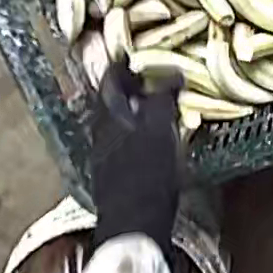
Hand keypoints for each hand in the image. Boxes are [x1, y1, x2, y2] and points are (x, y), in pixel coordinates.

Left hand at [89, 59, 182, 248]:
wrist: (134, 223)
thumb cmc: (147, 172)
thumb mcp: (160, 127)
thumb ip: (162, 98)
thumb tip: (172, 72)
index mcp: (108, 115)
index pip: (111, 78)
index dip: (125, 61)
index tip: (143, 48)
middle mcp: (101, 130)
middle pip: (112, 97)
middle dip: (132, 82)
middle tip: (156, 70)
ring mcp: (106, 151)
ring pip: (118, 116)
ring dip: (135, 103)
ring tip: (159, 96)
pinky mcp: (115, 169)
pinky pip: (124, 134)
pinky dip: (138, 123)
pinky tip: (155, 128)